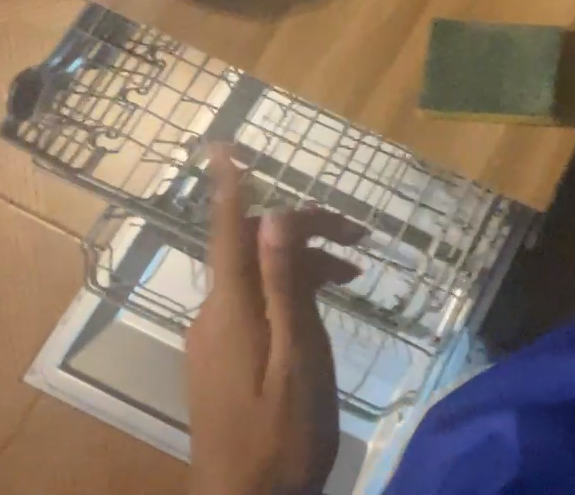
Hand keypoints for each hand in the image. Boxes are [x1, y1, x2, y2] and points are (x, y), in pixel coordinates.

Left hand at [187, 149, 364, 494]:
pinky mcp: (222, 358)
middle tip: (360, 237)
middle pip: (255, 248)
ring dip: (304, 262)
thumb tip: (275, 215)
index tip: (220, 145)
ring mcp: (215, 338)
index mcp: (231, 309)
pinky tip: (324, 305)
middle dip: (306, 229)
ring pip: (259, 275)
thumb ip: (284, 285)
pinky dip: (292, 289)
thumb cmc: (283, 430)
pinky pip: (256, 302)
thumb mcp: (297, 354)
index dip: (229, 185)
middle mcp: (215, 314)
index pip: (229, 231)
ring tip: (354, 275)